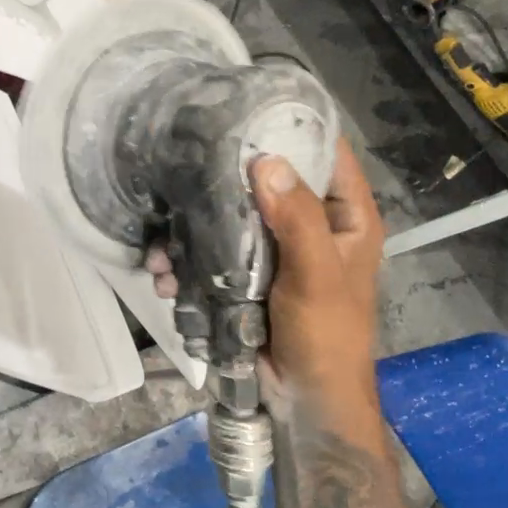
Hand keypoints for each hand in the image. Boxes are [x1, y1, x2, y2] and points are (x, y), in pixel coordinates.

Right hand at [145, 139, 382, 404]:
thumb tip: (264, 161)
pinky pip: (212, 256)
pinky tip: (166, 278)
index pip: (326, 154)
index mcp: (344, 218)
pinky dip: (187, 265)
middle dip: (224, 183)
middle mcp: (309, 226)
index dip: (296, 128)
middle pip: (267, 183)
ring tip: (163, 252)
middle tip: (185, 171)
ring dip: (193, 233)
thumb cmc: (326, 334)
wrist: (305, 398)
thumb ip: (295, 218)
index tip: (248, 109)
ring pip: (230, 221)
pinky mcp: (244, 278)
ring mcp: (273, 252)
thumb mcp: (316, 274)